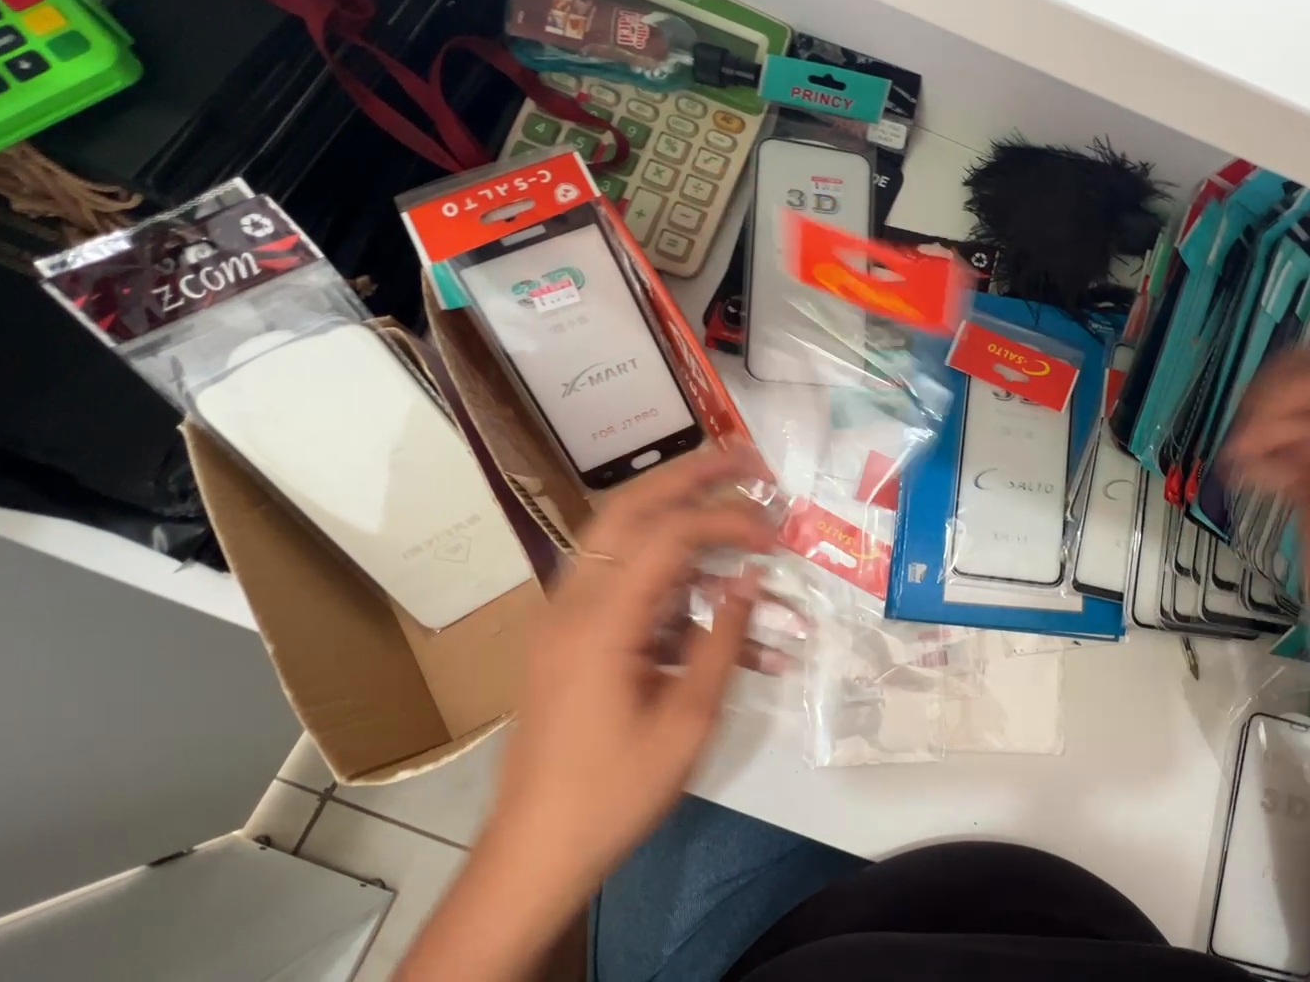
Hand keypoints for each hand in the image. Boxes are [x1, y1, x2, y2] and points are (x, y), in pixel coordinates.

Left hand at [488, 443, 778, 887]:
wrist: (533, 851)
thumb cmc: (613, 793)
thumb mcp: (686, 722)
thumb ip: (722, 642)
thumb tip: (750, 582)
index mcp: (599, 622)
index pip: (668, 536)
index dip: (728, 521)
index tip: (776, 534)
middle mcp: (572, 603)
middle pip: (630, 510)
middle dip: (691, 477)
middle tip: (746, 458)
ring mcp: (564, 618)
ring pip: (621, 539)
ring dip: (678, 516)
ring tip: (731, 504)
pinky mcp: (570, 638)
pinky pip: (622, 585)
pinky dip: (668, 576)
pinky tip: (713, 601)